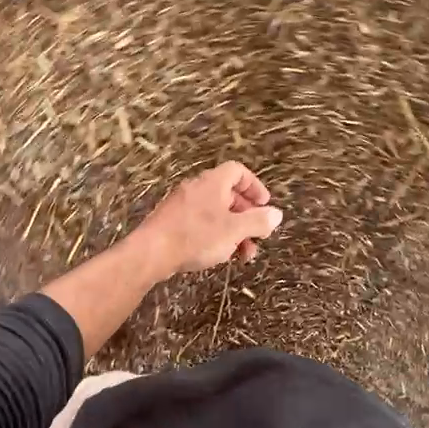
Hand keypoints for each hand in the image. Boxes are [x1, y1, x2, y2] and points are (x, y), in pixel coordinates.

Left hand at [130, 162, 283, 274]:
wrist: (152, 252)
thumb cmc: (195, 237)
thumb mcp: (234, 230)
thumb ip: (258, 221)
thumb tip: (276, 215)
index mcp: (212, 183)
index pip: (238, 172)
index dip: (254, 187)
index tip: (264, 205)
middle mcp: (196, 188)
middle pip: (228, 195)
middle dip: (246, 217)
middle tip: (257, 237)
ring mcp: (181, 205)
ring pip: (214, 213)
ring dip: (232, 231)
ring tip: (241, 255)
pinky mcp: (171, 222)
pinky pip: (199, 223)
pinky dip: (214, 235)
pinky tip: (217, 254)